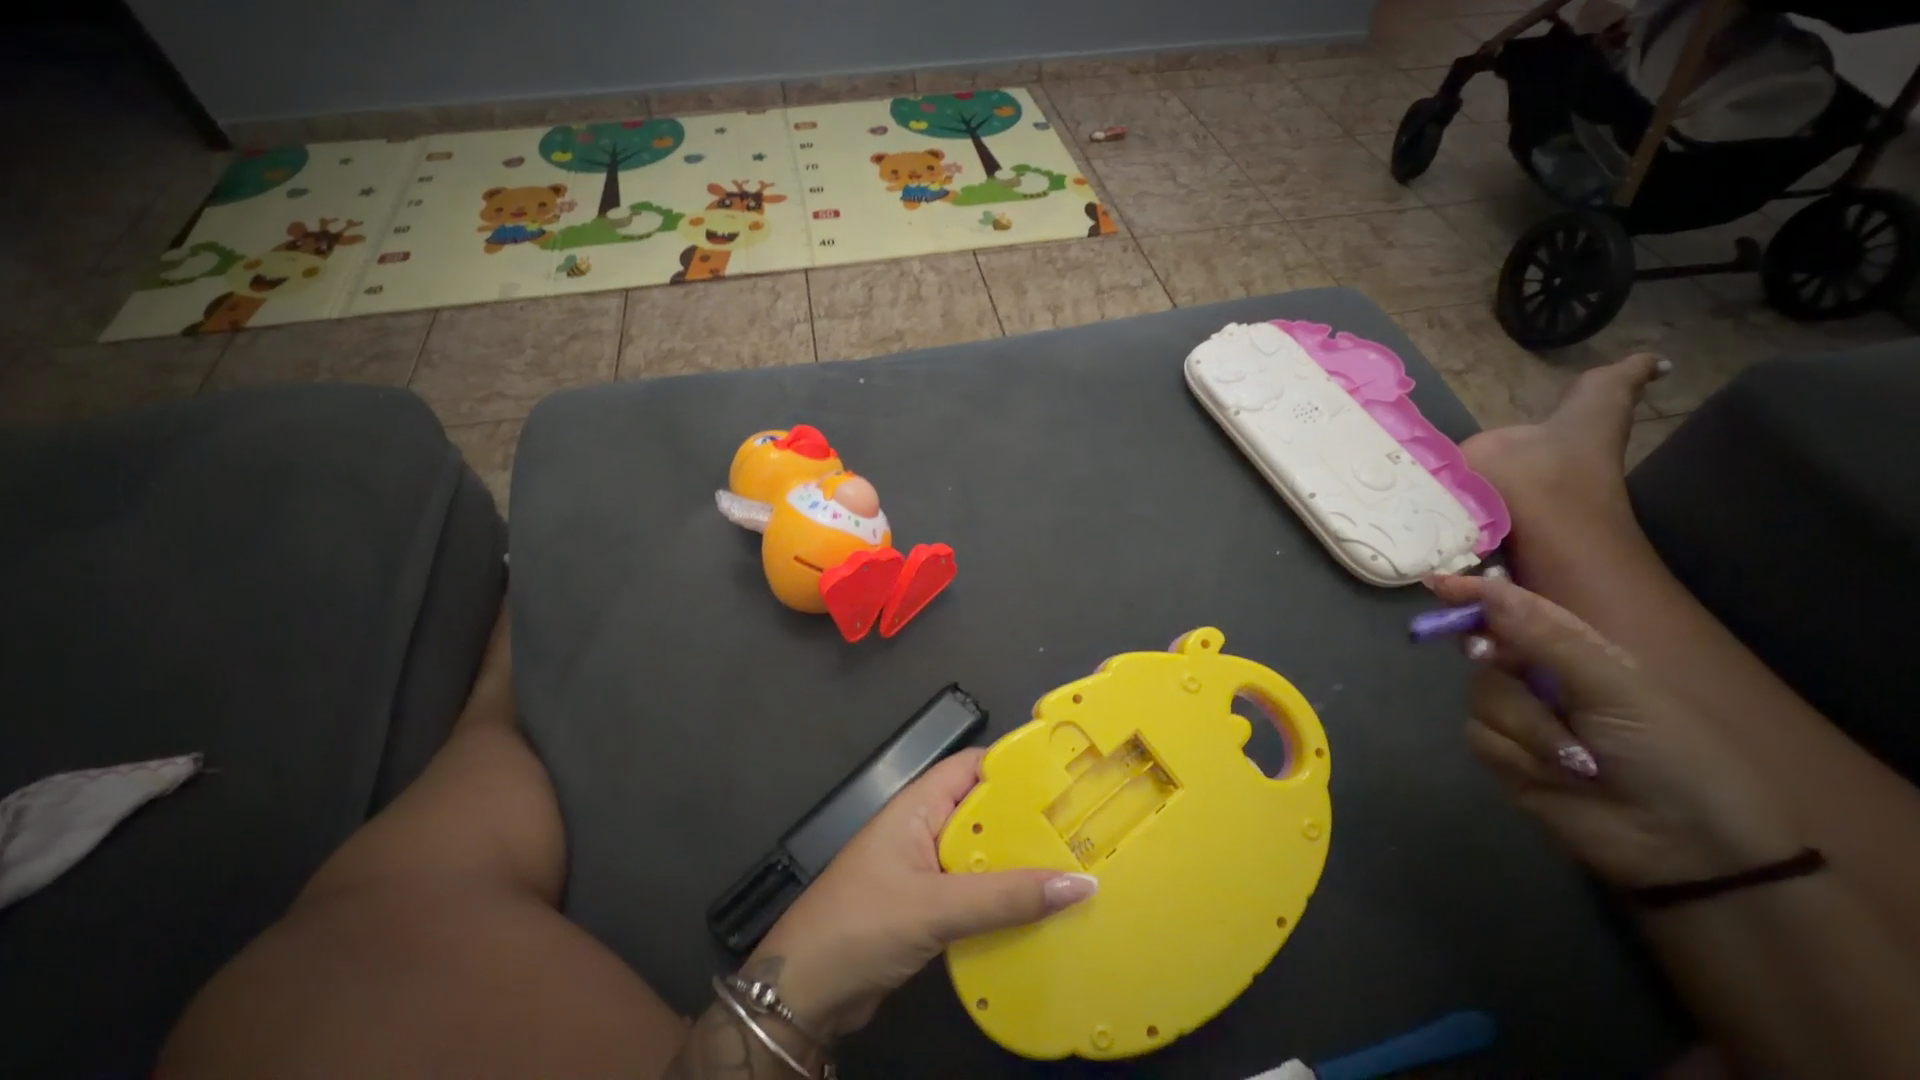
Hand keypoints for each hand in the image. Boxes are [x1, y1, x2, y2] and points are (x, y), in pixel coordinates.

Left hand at [747, 749, 1095, 1040]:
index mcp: (917, 807)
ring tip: (1079, 873)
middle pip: (986, 814)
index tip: (1070, 777)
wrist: (804, 994)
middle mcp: (923, 831)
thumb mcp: (935, 908)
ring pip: (984, 858)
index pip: (974, 766)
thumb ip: (1005, 897)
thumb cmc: (860, 927)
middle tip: (1089, 832)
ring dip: (1022, 867)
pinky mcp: (928, 910)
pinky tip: (1042, 916)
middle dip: (1032, 822)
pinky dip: (1006, 902)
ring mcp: (924, 872)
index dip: (1019, 767)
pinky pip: (977, 895)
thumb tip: (1081, 882)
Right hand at [1432, 574, 1801, 887]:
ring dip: (1525, 726)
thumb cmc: (1668, 752)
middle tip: (1490, 657)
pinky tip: (1557, 774)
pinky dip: (1517, 754)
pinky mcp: (1507, 757)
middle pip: (1484, 650)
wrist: (1684, 844)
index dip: (1475, 594)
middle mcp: (1542, 677)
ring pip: (1480, 697)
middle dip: (1494, 662)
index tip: (1436, 585)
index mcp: (1576, 649)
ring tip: (1575, 757)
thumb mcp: (1616, 687)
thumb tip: (1488, 586)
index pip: (1514, 608)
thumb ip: (1546, 639)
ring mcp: (1523, 718)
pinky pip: (1480, 737)